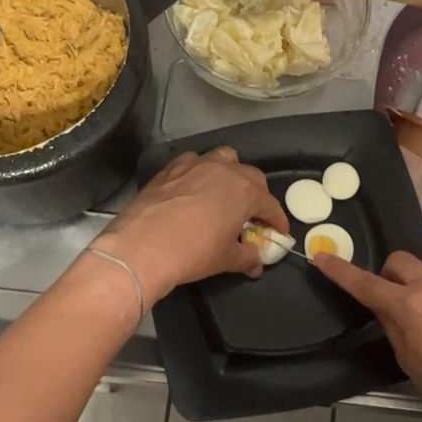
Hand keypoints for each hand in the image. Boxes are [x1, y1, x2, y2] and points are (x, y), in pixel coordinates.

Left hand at [94, 147, 289, 303]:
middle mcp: (223, 170)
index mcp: (244, 190)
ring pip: (222, 158)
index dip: (277, 220)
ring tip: (225, 192)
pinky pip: (191, 162)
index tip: (278, 233)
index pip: (270, 204)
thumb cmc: (193, 252)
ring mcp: (194, 165)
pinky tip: (193, 188)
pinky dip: (198, 172)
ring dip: (229, 172)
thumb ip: (247, 258)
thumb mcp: (226, 259)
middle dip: (256, 194)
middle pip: (250, 176)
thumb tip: (256, 264)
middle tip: (253, 215)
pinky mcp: (170, 169)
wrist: (143, 247)